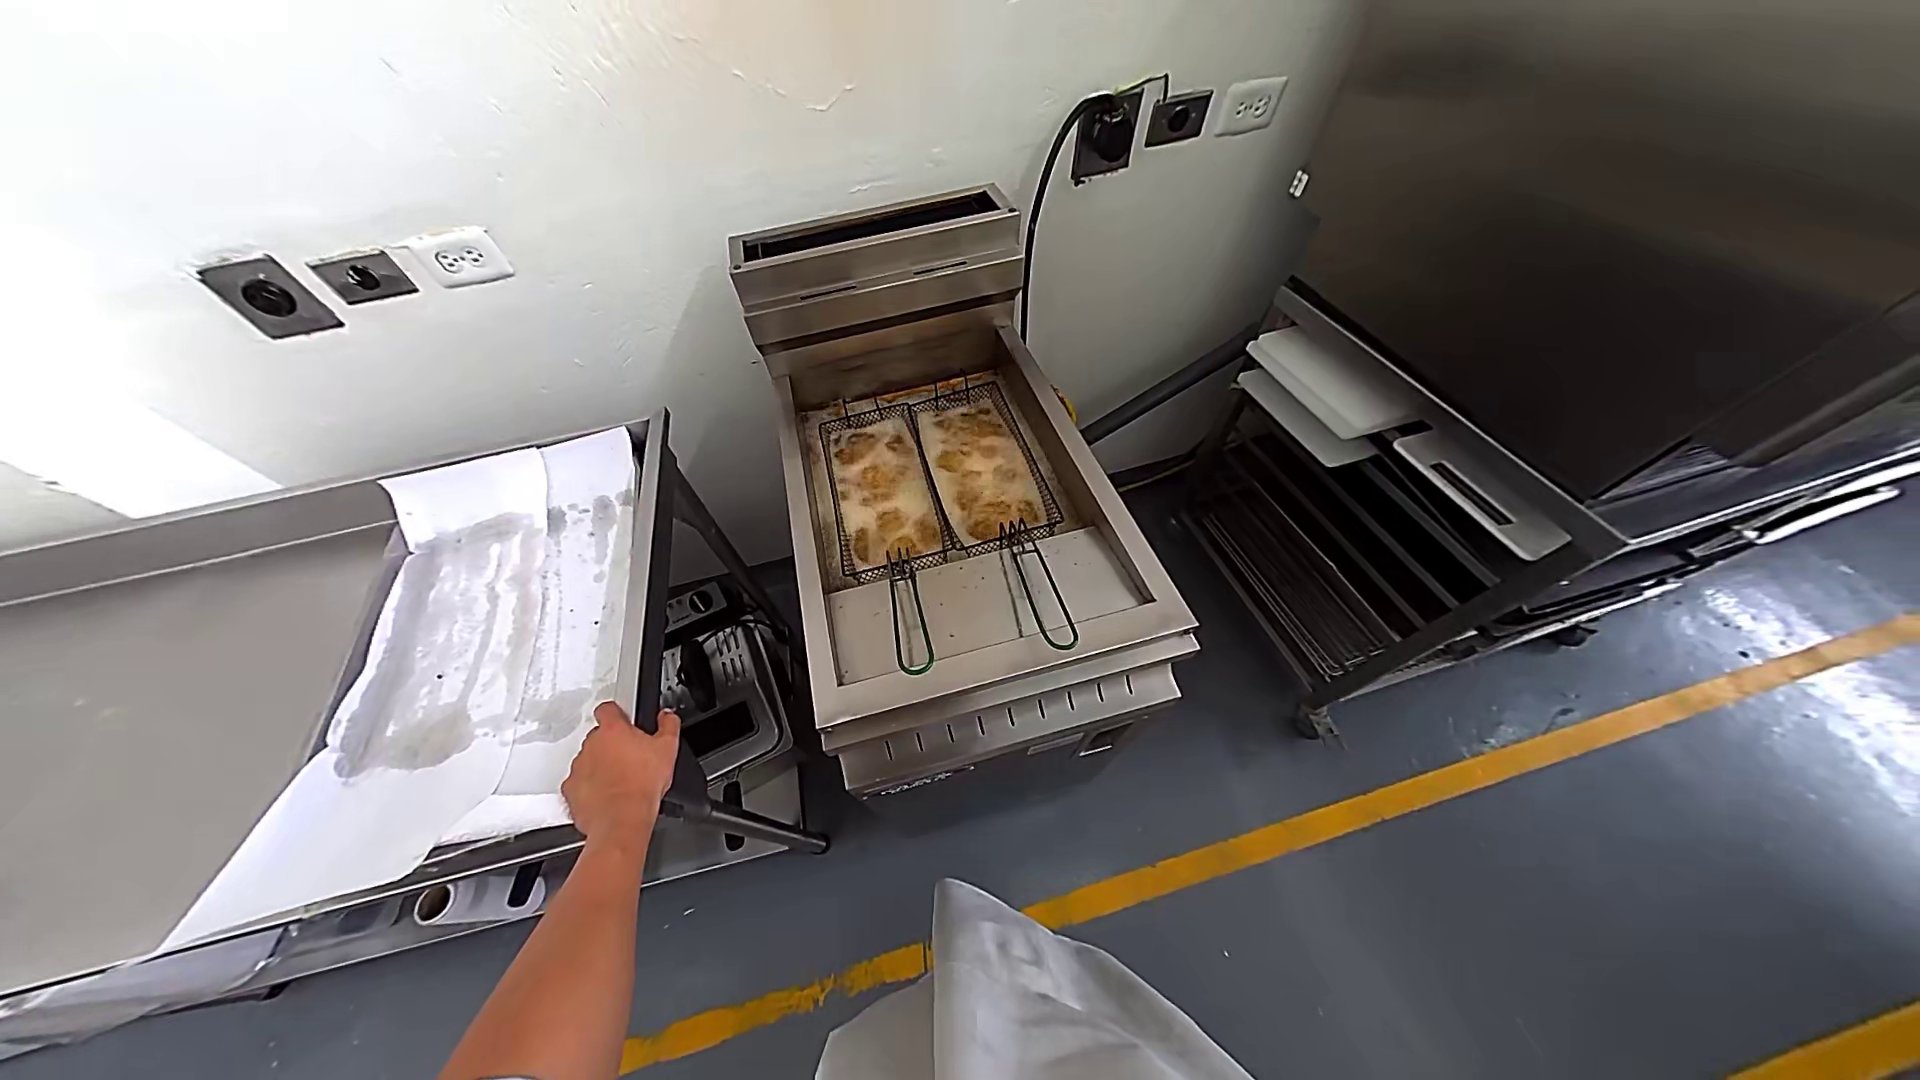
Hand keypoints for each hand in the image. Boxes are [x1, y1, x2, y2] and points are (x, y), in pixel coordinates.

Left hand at [562, 703, 679, 851]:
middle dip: (612, 743)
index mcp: (613, 730)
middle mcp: (591, 745)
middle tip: (630, 755)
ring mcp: (578, 767)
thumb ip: (669, 724)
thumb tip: (667, 716)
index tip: (623, 718)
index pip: (607, 709)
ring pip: (589, 758)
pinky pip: (579, 781)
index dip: (616, 712)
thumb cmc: (643, 784)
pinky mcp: (570, 789)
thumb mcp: (668, 747)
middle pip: (599, 735)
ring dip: (601, 764)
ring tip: (621, 777)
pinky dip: (590, 785)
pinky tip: (608, 792)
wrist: (622, 818)